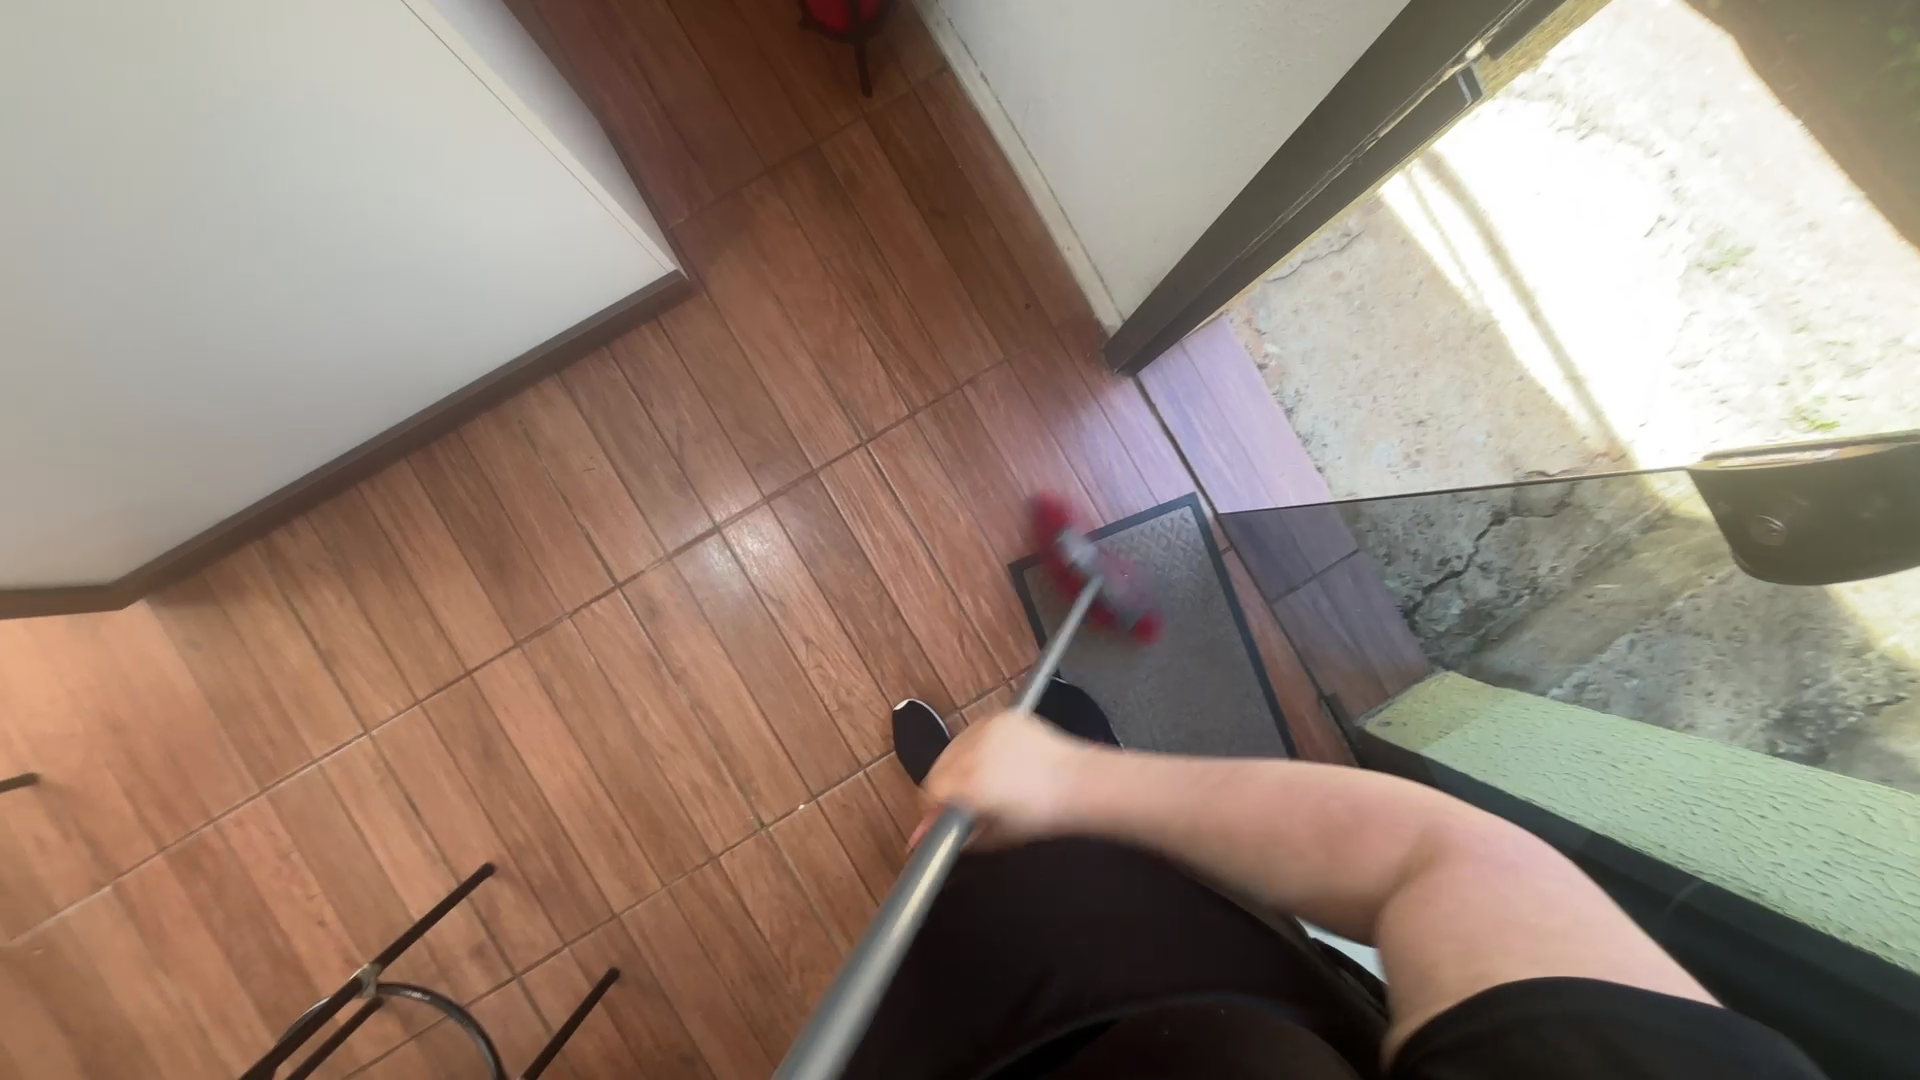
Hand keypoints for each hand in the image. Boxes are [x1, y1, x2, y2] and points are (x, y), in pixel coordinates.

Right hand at [910, 709, 1099, 848]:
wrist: (1077, 783)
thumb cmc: (1040, 815)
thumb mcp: (996, 836)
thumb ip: (959, 835)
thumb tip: (931, 839)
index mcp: (966, 785)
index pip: (929, 792)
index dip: (934, 807)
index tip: (943, 814)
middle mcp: (970, 753)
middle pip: (938, 767)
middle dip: (946, 784)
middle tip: (963, 798)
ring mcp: (985, 730)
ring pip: (954, 747)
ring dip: (960, 763)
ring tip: (982, 777)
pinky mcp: (1000, 716)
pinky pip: (975, 731)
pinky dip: (978, 745)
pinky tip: (996, 758)